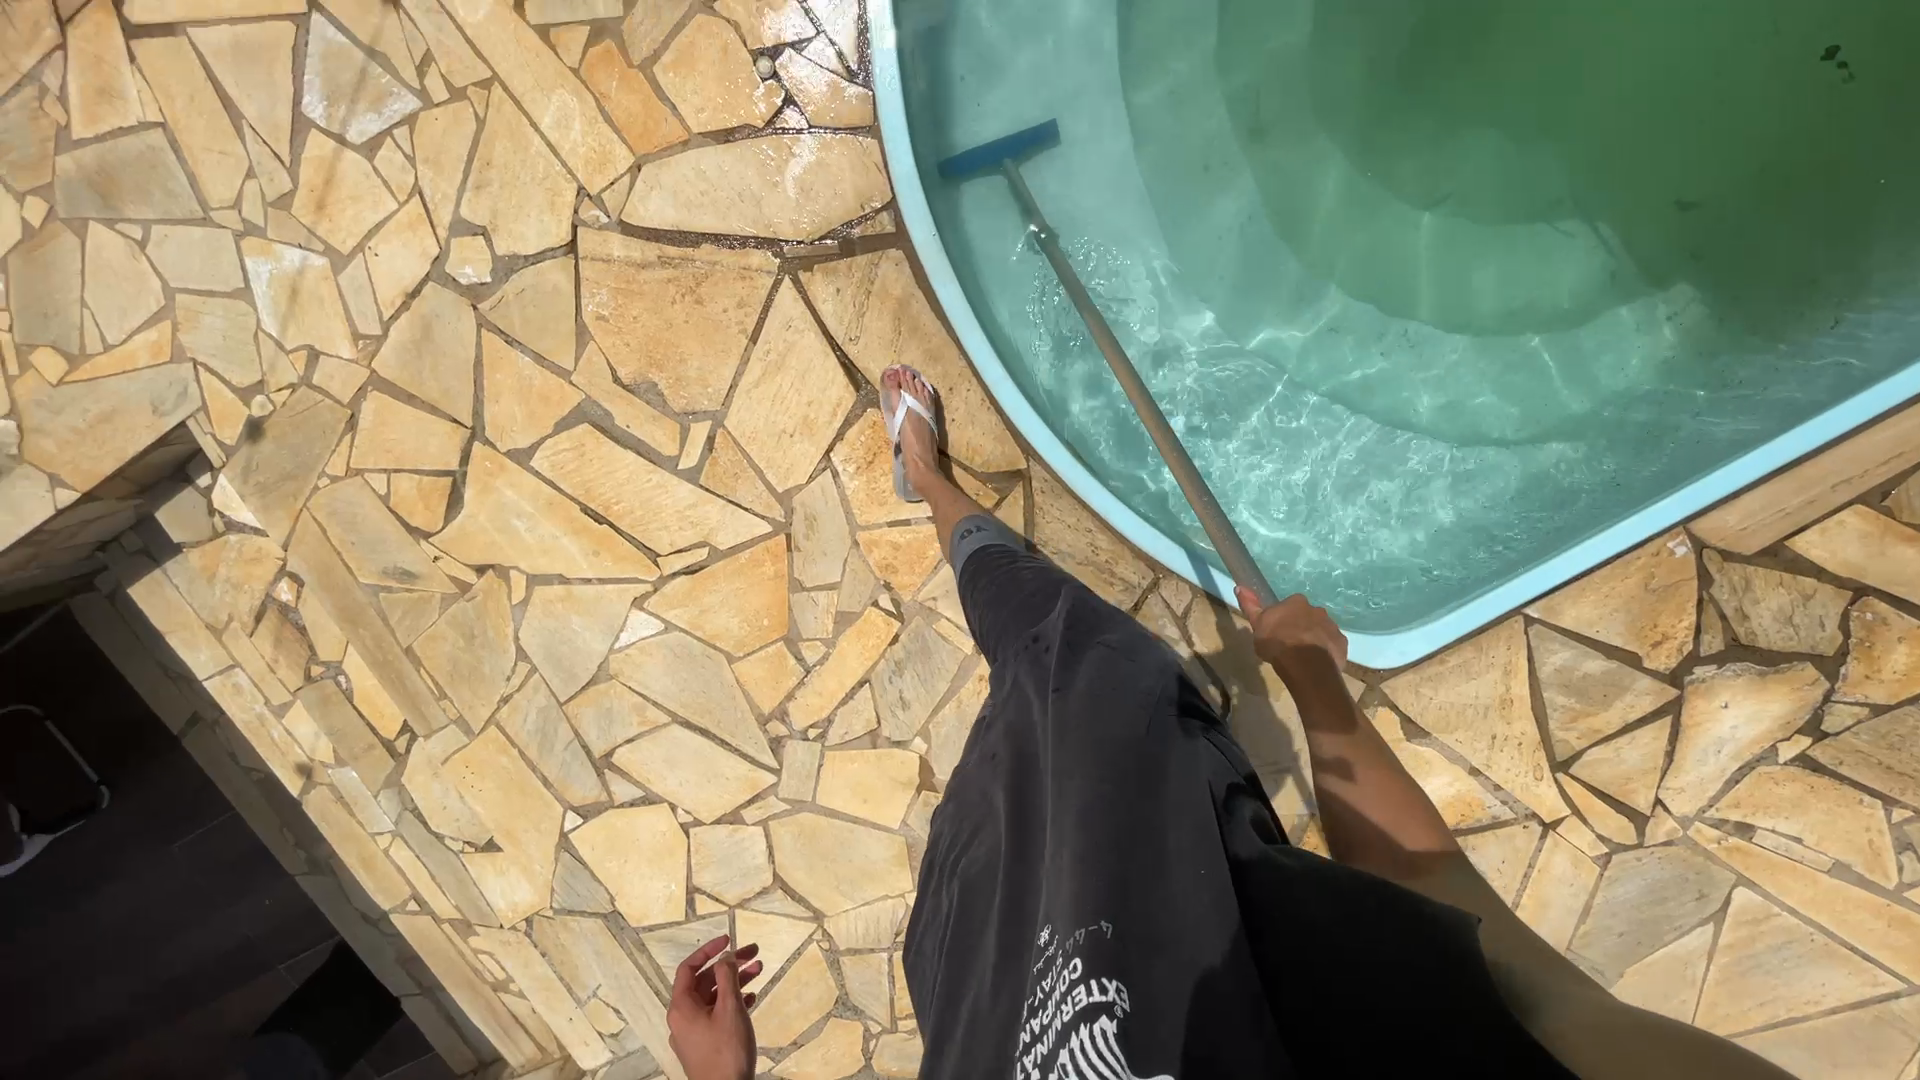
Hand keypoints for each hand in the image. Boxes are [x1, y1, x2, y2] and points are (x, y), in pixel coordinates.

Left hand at [667, 935, 762, 1079]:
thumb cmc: (725, 1049)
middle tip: (753, 953)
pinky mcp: (704, 1044)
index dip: (708, 950)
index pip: (688, 968)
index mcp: (681, 1007)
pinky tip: (752, 997)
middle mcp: (683, 1018)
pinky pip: (716, 1014)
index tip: (729, 939)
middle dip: (729, 964)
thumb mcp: (729, 1007)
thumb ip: (727, 976)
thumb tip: (724, 956)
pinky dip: (733, 1001)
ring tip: (759, 970)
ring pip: (713, 997)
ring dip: (735, 981)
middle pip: (704, 981)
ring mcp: (693, 1033)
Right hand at [1236, 588, 1348, 672]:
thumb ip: (1250, 606)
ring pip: (1321, 629)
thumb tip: (1239, 586)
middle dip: (1301, 626)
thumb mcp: (1257, 624)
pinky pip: (1332, 644)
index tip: (1277, 629)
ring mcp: (1332, 626)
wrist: (1304, 664)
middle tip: (1289, 642)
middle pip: (1308, 616)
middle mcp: (1317, 609)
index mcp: (1296, 602)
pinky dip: (1325, 650)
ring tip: (1302, 655)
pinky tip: (1315, 661)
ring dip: (1314, 638)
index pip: (1290, 605)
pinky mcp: (1341, 642)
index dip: (1284, 617)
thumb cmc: (1277, 642)